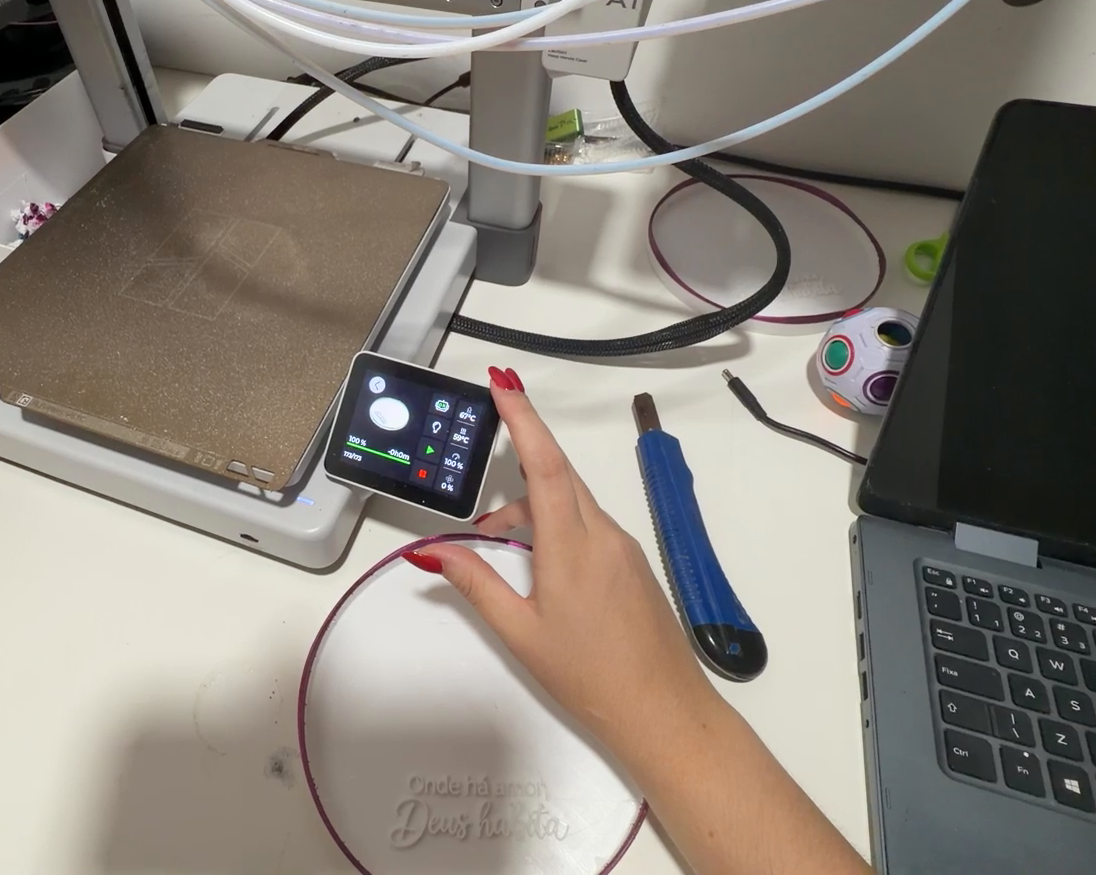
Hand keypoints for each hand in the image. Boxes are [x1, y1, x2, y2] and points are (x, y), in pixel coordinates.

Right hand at [411, 369, 718, 753]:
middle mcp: (603, 533)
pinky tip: (537, 561)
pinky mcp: (631, 560)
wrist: (665, 713)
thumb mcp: (520, 632)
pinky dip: (554, 524)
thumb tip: (430, 552)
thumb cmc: (589, 675)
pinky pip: (587, 522)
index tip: (503, 382)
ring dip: (531, 507)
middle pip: (557, 475)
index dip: (523, 417)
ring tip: (497, 543)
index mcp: (572, 546)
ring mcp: (622, 545)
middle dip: (517, 465)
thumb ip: (475, 583)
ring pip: (571, 500)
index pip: (545, 463)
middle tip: (481, 488)